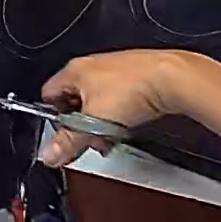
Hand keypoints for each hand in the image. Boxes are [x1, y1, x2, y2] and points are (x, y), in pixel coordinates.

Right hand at [38, 50, 210, 167]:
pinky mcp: (132, 76)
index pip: (49, 95)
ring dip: (101, 121)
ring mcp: (113, 70)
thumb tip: (49, 154)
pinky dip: (119, 113)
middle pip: (73, 101)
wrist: (171, 78)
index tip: (64, 135)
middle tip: (90, 138)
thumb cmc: (134, 88)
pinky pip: (117, 99)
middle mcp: (92, 67)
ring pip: (96, 102)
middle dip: (81, 124)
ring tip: (112, 132)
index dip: (54, 117)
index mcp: (74, 71)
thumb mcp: (94, 122)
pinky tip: (128, 124)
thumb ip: (69, 141)